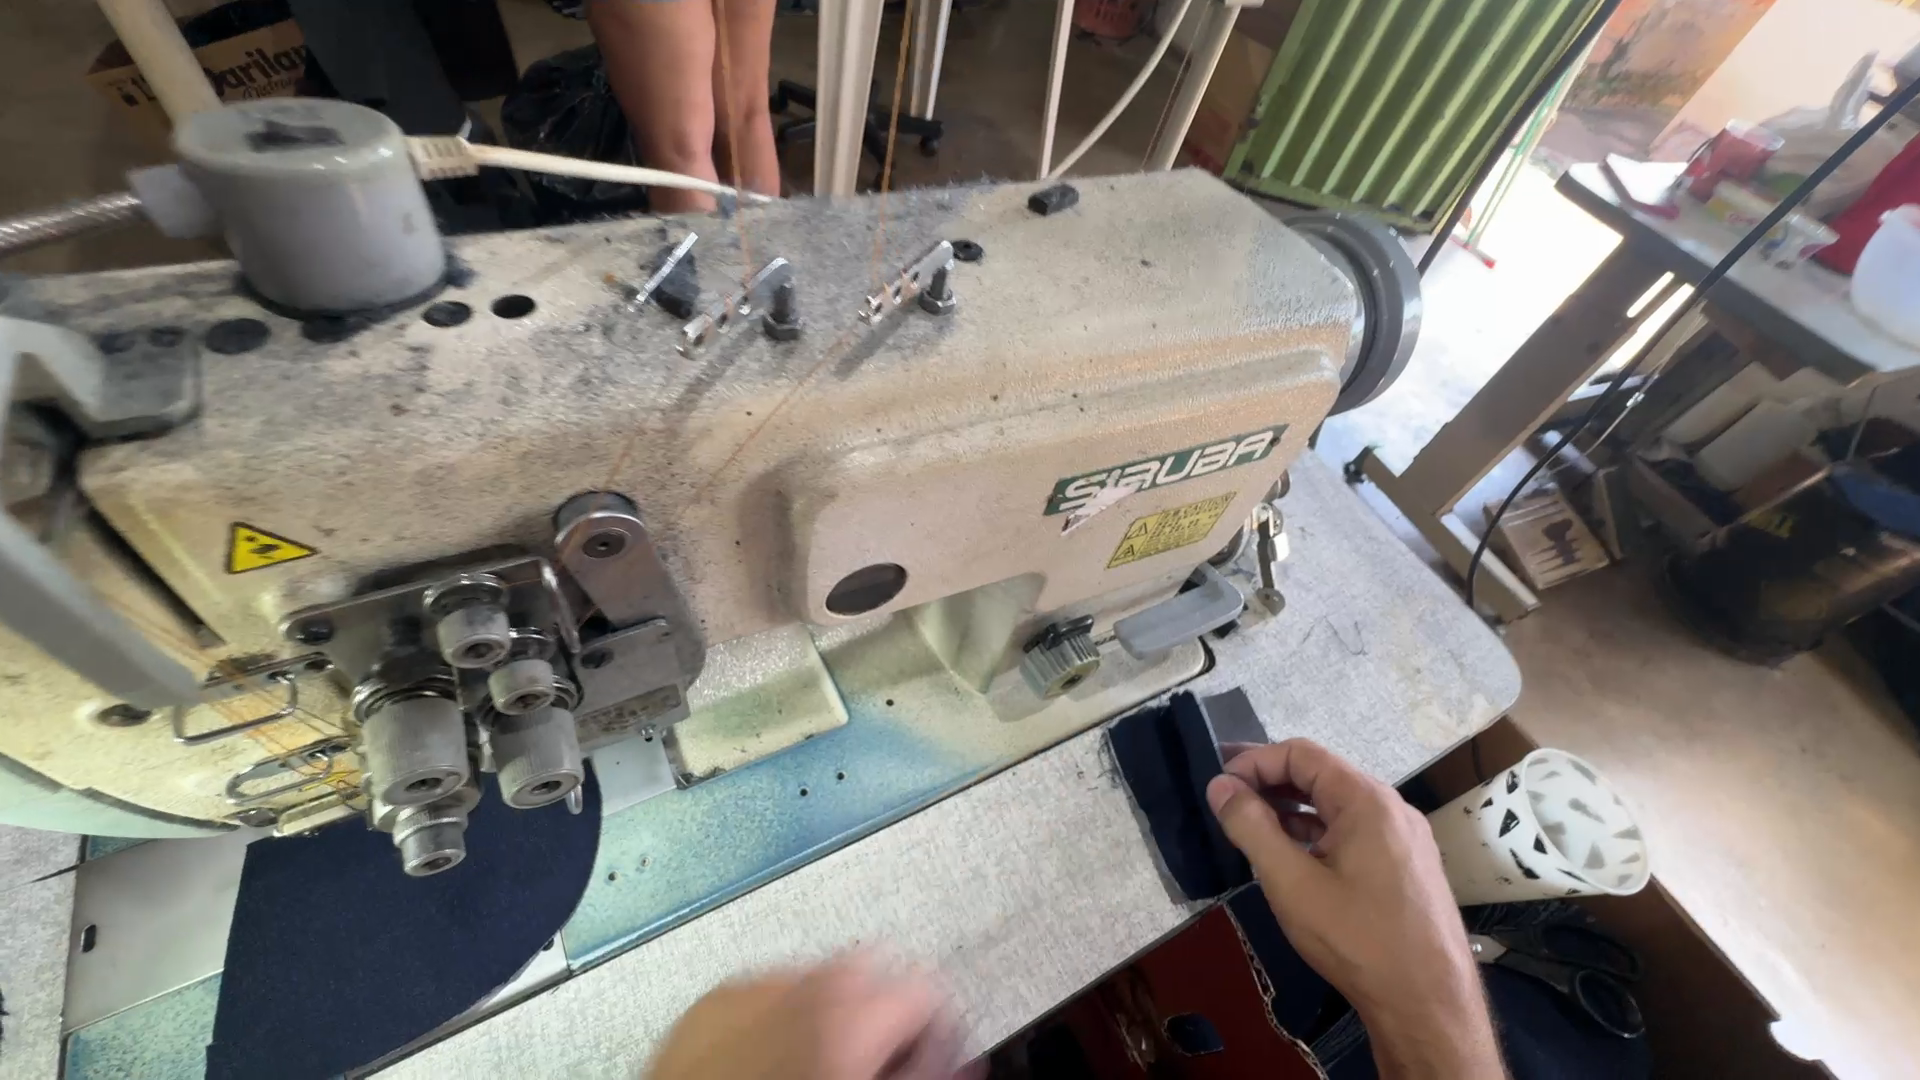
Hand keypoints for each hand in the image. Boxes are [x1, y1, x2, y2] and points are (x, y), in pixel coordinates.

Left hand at [643, 952, 969, 1079]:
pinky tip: (774, 1060)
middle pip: (873, 966)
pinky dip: (784, 1015)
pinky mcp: (710, 1001)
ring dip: (835, 1010)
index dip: (940, 1020)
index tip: (940, 1048)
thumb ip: (920, 1063)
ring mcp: (750, 982)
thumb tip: (956, 1056)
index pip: (927, 982)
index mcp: (844, 1001)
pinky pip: (768, 989)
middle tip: (884, 1057)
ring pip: (820, 975)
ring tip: (822, 1060)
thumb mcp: (864, 1079)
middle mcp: (800, 974)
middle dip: (886, 1008)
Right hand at [1207, 740, 1503, 1078]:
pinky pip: (1350, 829)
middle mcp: (1389, 808)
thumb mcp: (1290, 881)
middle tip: (1225, 794)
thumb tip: (1220, 785)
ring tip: (1249, 823)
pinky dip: (1313, 830)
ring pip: (1334, 803)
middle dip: (1269, 780)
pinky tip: (1289, 853)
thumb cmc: (1356, 939)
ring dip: (1289, 807)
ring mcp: (1402, 837)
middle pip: (1319, 774)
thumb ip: (1250, 825)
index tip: (1221, 786)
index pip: (1300, 754)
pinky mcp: (1404, 865)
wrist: (1430, 1010)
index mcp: (1366, 800)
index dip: (1254, 761)